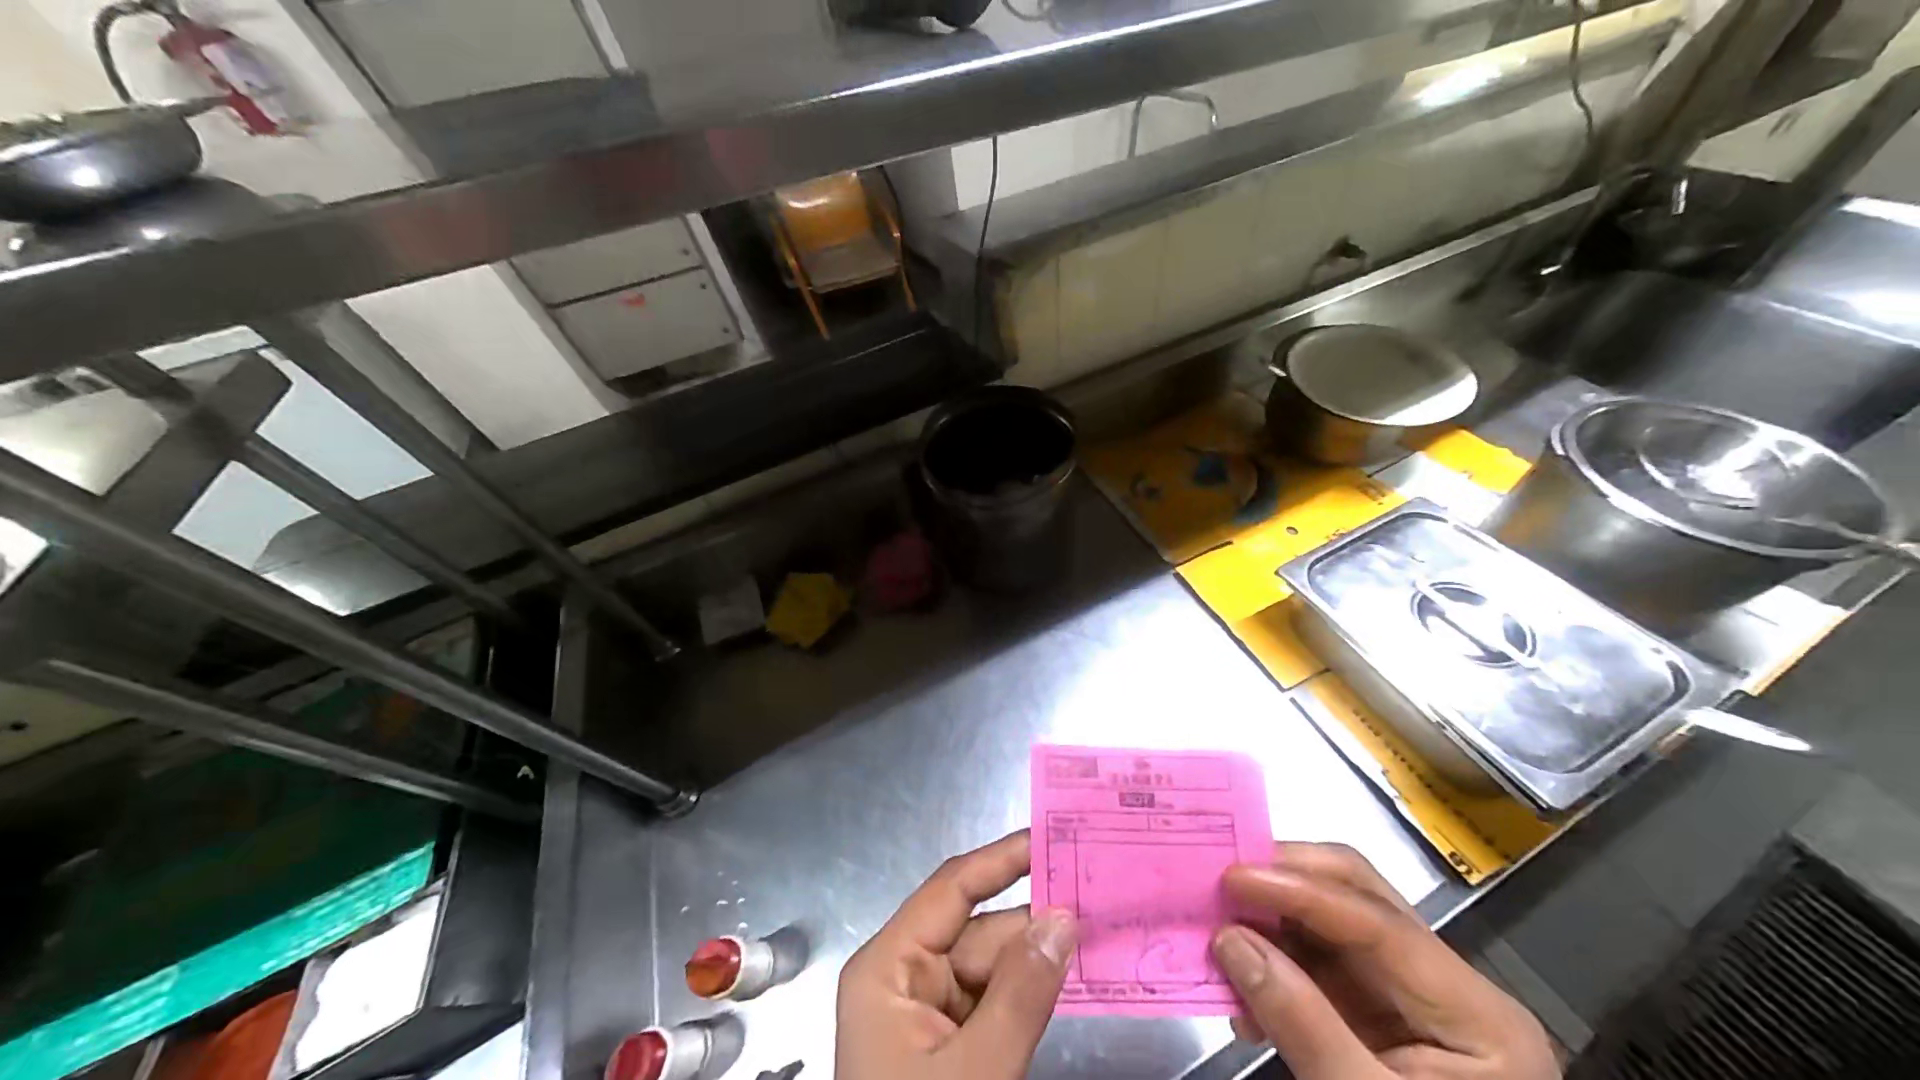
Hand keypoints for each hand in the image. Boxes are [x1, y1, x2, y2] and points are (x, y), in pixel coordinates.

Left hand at [836, 831, 1077, 1079]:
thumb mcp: (974, 1072)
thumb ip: (1021, 992)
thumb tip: (1063, 918)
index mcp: (889, 966)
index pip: (952, 890)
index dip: (1001, 858)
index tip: (1051, 836)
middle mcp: (906, 976)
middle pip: (979, 930)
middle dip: (1036, 919)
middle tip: (1100, 895)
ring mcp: (928, 1013)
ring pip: (994, 967)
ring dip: (1042, 957)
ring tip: (1101, 934)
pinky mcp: (950, 1045)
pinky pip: (997, 1001)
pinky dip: (1033, 992)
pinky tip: (1075, 978)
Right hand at [1211, 843, 1559, 1079]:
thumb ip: (1303, 1024)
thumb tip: (1231, 940)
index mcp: (1477, 1014)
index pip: (1378, 921)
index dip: (1298, 890)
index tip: (1230, 876)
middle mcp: (1450, 986)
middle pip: (1362, 898)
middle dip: (1286, 881)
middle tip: (1221, 879)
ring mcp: (1414, 999)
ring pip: (1333, 923)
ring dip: (1271, 919)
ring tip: (1218, 923)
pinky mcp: (1379, 1016)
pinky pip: (1320, 964)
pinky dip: (1275, 960)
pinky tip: (1239, 982)